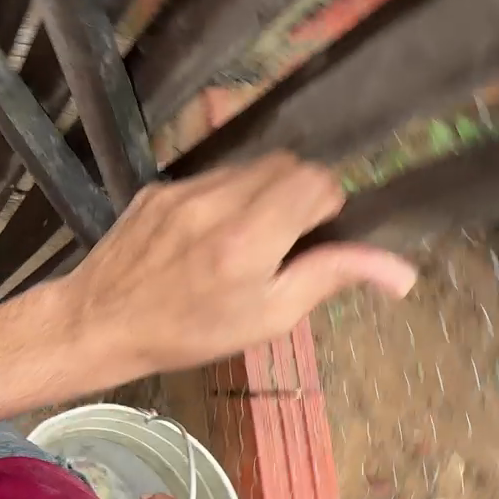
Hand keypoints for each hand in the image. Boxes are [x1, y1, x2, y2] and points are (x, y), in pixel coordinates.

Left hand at [50, 153, 415, 379]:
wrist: (97, 322)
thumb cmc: (185, 333)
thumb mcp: (266, 318)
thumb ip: (328, 277)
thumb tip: (400, 270)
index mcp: (247, 236)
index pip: (315, 180)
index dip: (325, 205)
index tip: (313, 237)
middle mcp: (212, 202)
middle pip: (283, 165)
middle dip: (296, 194)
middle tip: (283, 239)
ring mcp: (177, 192)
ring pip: (243, 169)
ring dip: (258, 194)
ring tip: (240, 240)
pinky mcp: (152, 191)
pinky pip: (204, 179)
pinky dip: (218, 198)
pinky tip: (202, 236)